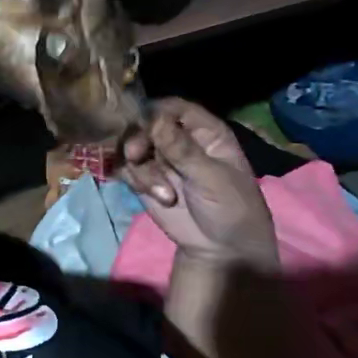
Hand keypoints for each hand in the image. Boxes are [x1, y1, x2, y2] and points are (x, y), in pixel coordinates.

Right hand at [120, 98, 276, 269]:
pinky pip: (126, 169)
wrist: (221, 249)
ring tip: (163, 194)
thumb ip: (183, 150)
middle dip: (138, 140)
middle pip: (145, 125)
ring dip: (141, 170)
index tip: (145, 125)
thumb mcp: (212, 178)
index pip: (173, 108)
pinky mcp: (144, 179)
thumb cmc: (231, 209)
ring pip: (132, 147)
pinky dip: (133, 180)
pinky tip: (154, 196)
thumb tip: (156, 121)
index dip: (156, 112)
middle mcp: (177, 140)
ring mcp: (159, 159)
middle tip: (135, 156)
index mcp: (204, 132)